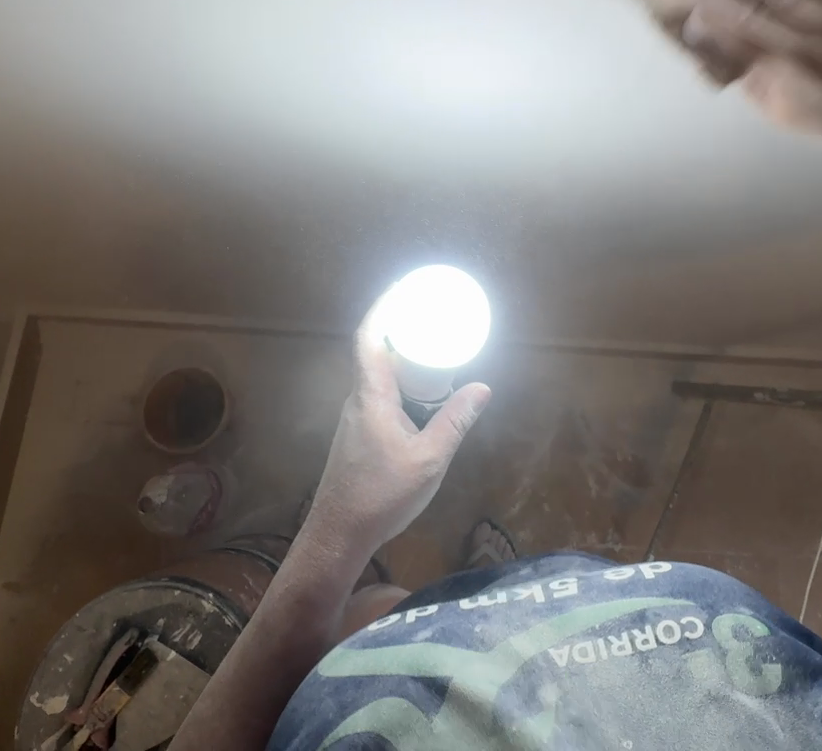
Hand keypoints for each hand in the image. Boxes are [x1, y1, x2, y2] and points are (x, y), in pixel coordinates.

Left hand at [302, 304, 491, 556]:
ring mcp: (357, 417)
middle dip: (402, 328)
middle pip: (376, 350)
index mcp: (371, 395)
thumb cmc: (381, 495)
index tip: (404, 287)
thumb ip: (455, 421)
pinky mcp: (360, 434)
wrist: (338, 535)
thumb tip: (482, 387)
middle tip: (433, 315)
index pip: (369, 337)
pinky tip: (422, 395)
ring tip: (435, 348)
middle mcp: (359, 398)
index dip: (384, 306)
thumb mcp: (429, 459)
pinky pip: (382, 393)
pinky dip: (402, 382)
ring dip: (403, 357)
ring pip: (379, 374)